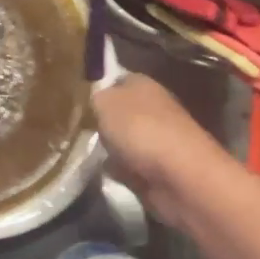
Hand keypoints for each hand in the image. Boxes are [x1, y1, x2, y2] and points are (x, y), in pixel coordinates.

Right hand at [93, 73, 228, 218]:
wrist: (181, 178)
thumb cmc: (140, 129)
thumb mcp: (103, 103)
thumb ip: (93, 98)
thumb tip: (94, 102)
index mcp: (142, 83)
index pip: (115, 80)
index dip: (98, 91)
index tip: (78, 104)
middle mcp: (153, 107)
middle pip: (120, 113)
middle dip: (103, 123)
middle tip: (82, 131)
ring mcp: (160, 140)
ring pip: (124, 140)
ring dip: (111, 149)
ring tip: (91, 154)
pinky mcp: (162, 170)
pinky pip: (132, 167)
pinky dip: (122, 172)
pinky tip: (110, 174)